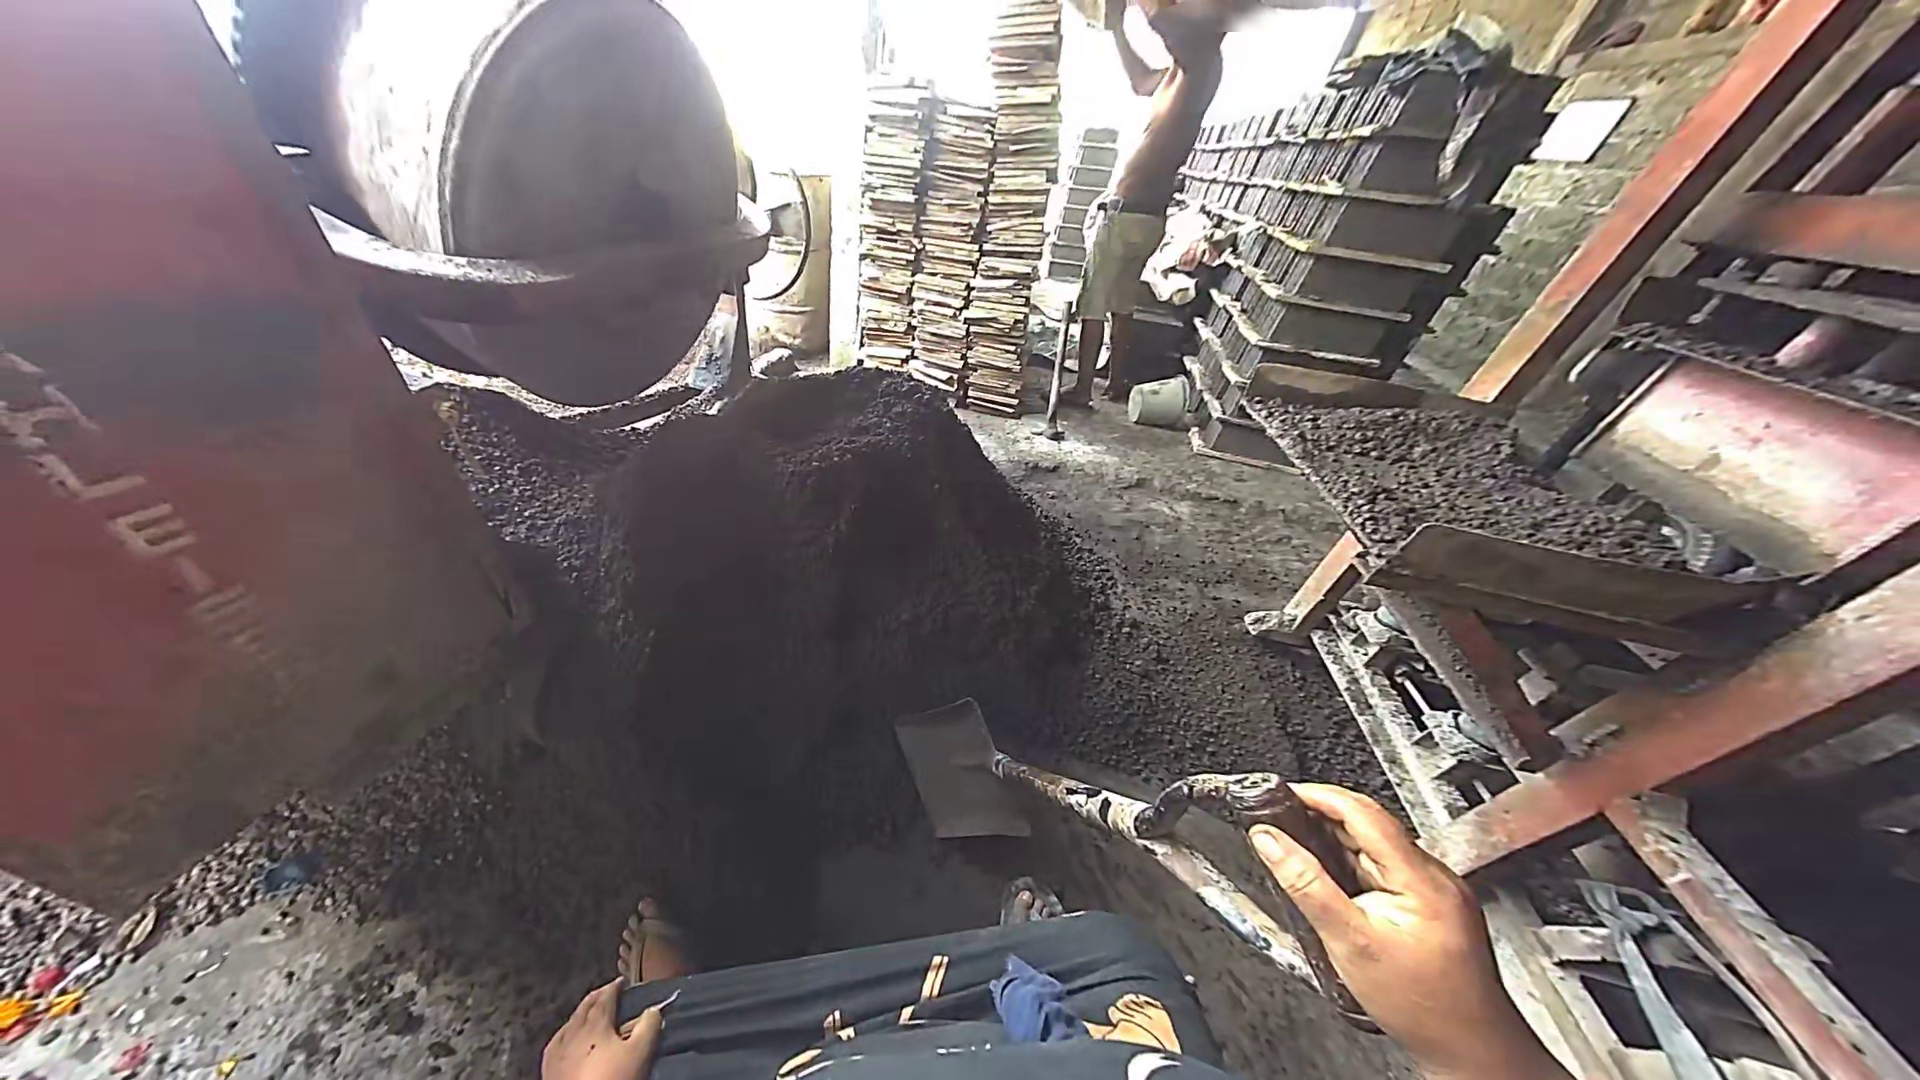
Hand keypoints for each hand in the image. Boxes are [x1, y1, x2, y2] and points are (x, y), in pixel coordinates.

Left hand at [543, 980, 663, 1079]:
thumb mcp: (639, 1052)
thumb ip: (648, 1026)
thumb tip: (652, 1010)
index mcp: (594, 1025)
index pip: (605, 998)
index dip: (614, 987)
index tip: (623, 982)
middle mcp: (572, 1035)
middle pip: (584, 1008)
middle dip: (597, 997)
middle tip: (608, 992)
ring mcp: (556, 1056)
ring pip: (568, 1025)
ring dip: (580, 1015)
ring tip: (588, 1014)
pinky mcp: (548, 1074)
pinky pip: (555, 1045)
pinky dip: (564, 1035)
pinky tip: (566, 1042)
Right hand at [1249, 785, 1570, 1079]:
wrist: (1475, 1057)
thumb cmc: (1424, 1009)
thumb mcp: (1348, 941)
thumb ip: (1305, 883)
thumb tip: (1268, 839)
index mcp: (1420, 878)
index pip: (1362, 811)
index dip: (1318, 795)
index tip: (1284, 793)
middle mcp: (1434, 876)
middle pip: (1368, 821)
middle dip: (1322, 812)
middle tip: (1282, 818)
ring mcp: (1437, 889)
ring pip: (1374, 842)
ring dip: (1335, 837)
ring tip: (1299, 847)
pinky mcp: (1432, 902)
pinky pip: (1383, 863)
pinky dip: (1351, 859)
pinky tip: (1333, 877)